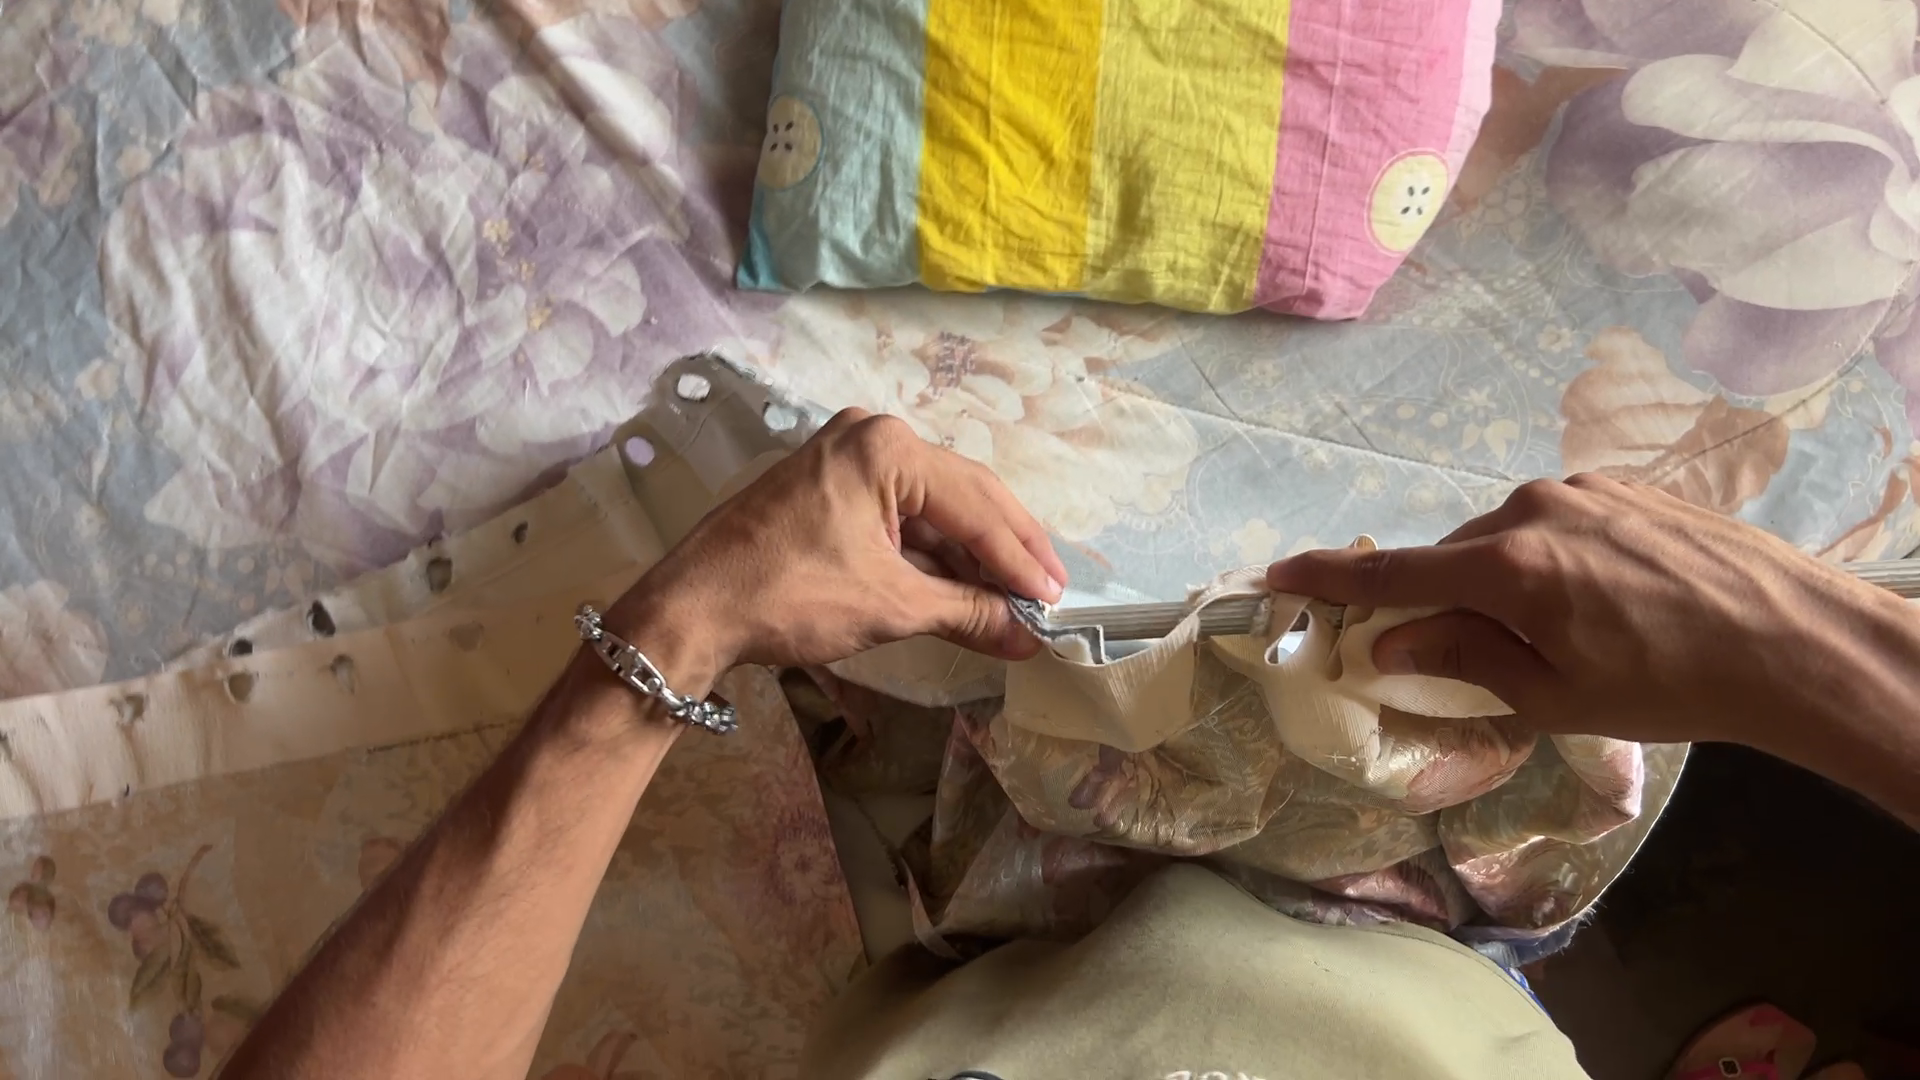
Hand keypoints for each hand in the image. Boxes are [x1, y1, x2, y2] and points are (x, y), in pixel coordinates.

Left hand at [607, 409, 1066, 675]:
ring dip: (972, 554)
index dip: (1020, 559)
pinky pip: (902, 515)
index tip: (1055, 600)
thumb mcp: (891, 604)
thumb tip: (1027, 637)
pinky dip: (934, 552)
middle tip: (1048, 591)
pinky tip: (965, 582)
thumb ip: (968, 612)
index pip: (977, 506)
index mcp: (888, 449)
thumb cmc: (790, 597)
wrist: (691, 610)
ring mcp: (849, 458)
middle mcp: (872, 438)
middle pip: (963, 496)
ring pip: (934, 507)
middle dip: (1006, 549)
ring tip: (1015, 594)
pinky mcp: (833, 485)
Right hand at [1264, 474, 1919, 748]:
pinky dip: (1540, 552)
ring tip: (1558, 618)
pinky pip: (1544, 518)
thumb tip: (1384, 642)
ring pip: (1496, 536)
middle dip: (1442, 595)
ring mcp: (1577, 490)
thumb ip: (1458, 655)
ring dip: (1496, 575)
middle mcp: (1530, 512)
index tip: (1280, 571)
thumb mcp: (1552, 695)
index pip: (1392, 571)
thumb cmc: (1673, 687)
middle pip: (1447, 556)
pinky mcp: (1618, 485)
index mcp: (1508, 569)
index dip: (1329, 574)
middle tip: (1477, 642)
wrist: (1816, 648)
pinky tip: (1595, 586)